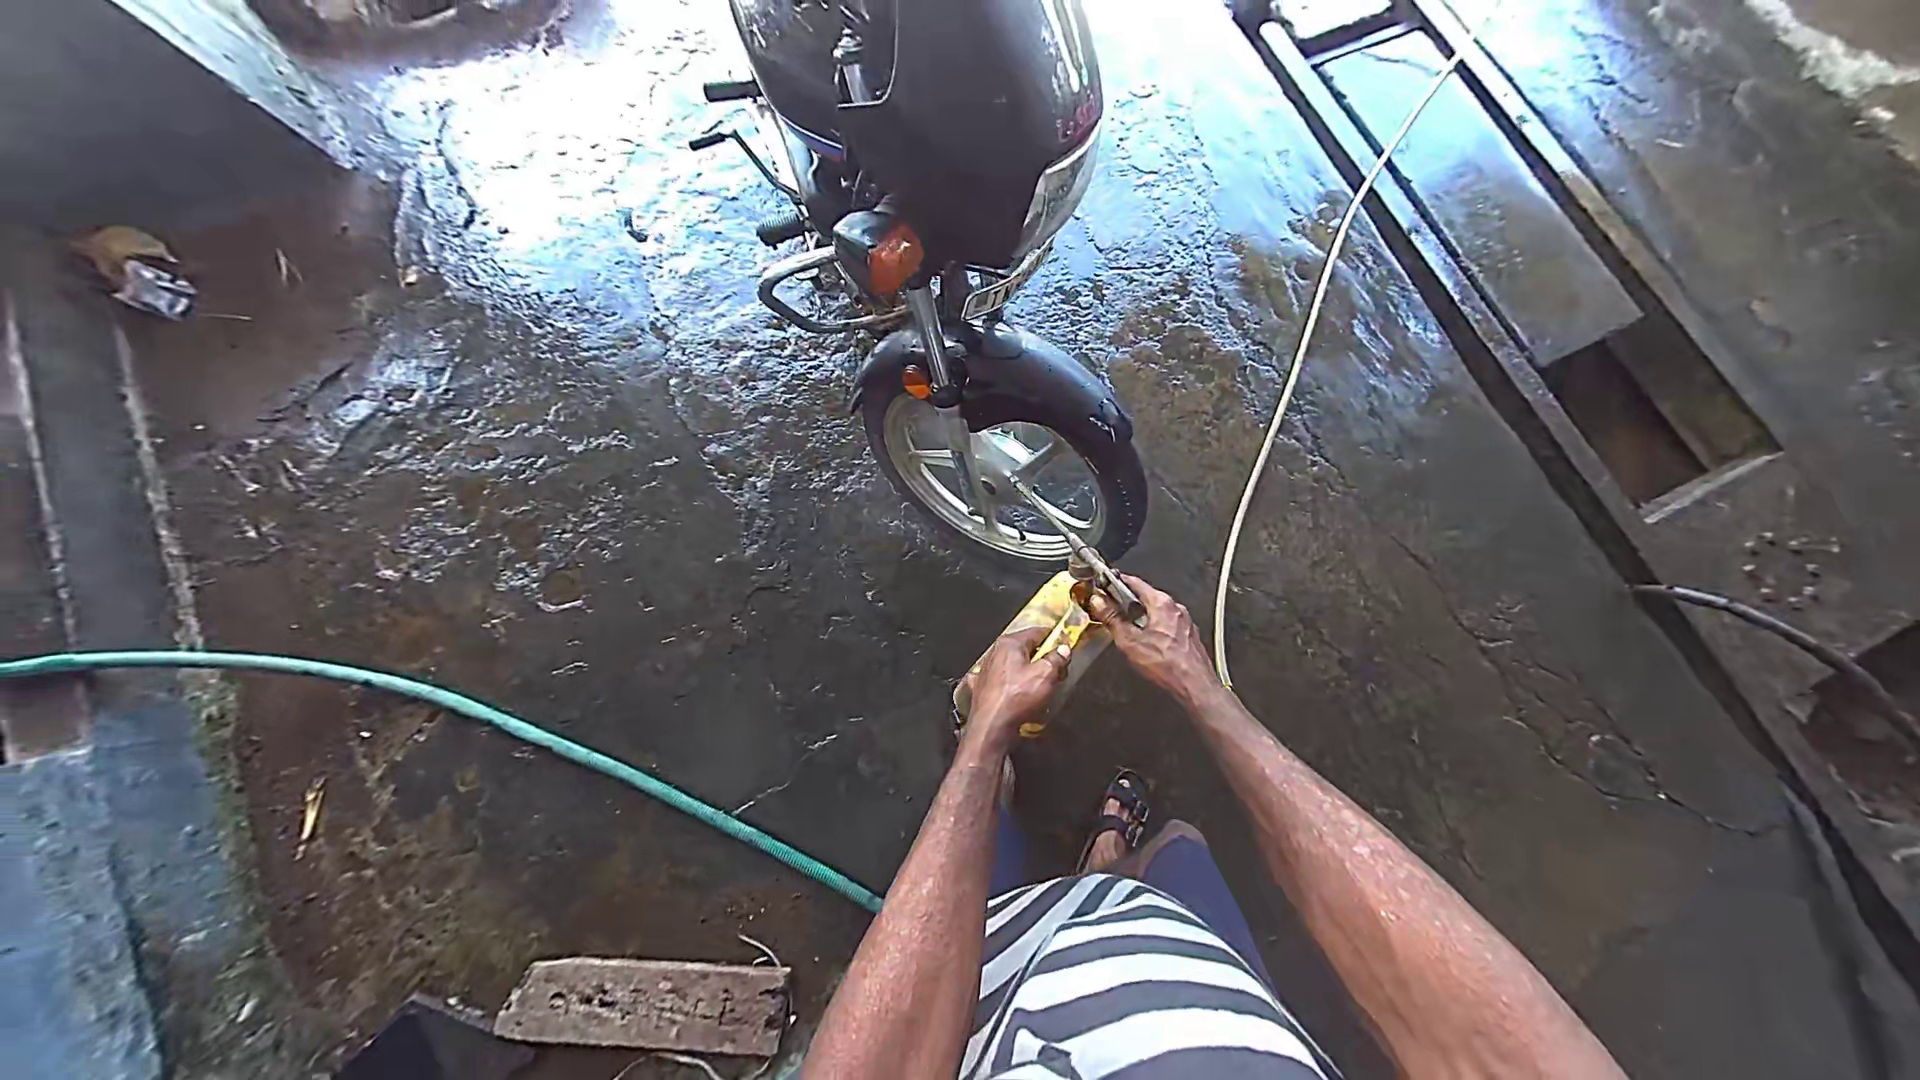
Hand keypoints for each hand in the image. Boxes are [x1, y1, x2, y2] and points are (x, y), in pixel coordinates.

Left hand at [960, 626, 1069, 753]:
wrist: (991, 727)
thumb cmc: (1016, 698)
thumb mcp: (1046, 675)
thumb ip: (1056, 658)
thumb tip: (1063, 650)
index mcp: (1009, 643)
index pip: (1037, 632)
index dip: (1054, 639)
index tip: (1065, 648)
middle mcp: (996, 653)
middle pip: (1026, 649)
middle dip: (1044, 659)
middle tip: (1058, 672)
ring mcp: (988, 670)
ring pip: (1016, 666)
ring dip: (1031, 674)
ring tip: (1043, 688)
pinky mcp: (984, 688)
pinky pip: (1006, 682)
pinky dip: (1016, 686)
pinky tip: (1023, 696)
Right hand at [1085, 573, 1219, 703]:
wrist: (1195, 687)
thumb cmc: (1168, 665)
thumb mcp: (1129, 641)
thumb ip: (1112, 619)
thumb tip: (1099, 602)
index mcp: (1161, 603)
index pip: (1135, 582)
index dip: (1117, 582)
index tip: (1106, 584)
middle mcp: (1176, 608)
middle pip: (1147, 597)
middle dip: (1128, 602)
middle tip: (1112, 610)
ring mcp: (1184, 622)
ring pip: (1157, 612)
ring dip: (1142, 617)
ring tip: (1128, 630)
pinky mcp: (1188, 636)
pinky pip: (1167, 625)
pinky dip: (1154, 628)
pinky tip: (1148, 643)